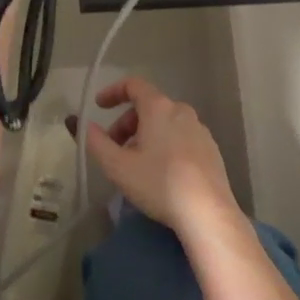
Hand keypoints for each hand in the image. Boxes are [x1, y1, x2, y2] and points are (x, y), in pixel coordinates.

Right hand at [85, 77, 238, 232]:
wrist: (207, 213)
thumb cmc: (159, 184)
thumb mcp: (118, 167)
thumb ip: (97, 143)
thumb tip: (88, 128)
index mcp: (159, 108)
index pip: (133, 85)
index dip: (112, 92)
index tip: (99, 107)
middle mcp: (182, 111)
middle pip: (148, 106)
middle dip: (126, 123)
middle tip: (114, 148)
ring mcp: (200, 130)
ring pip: (165, 123)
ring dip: (145, 136)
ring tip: (135, 164)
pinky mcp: (211, 149)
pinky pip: (180, 137)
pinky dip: (164, 145)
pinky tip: (160, 173)